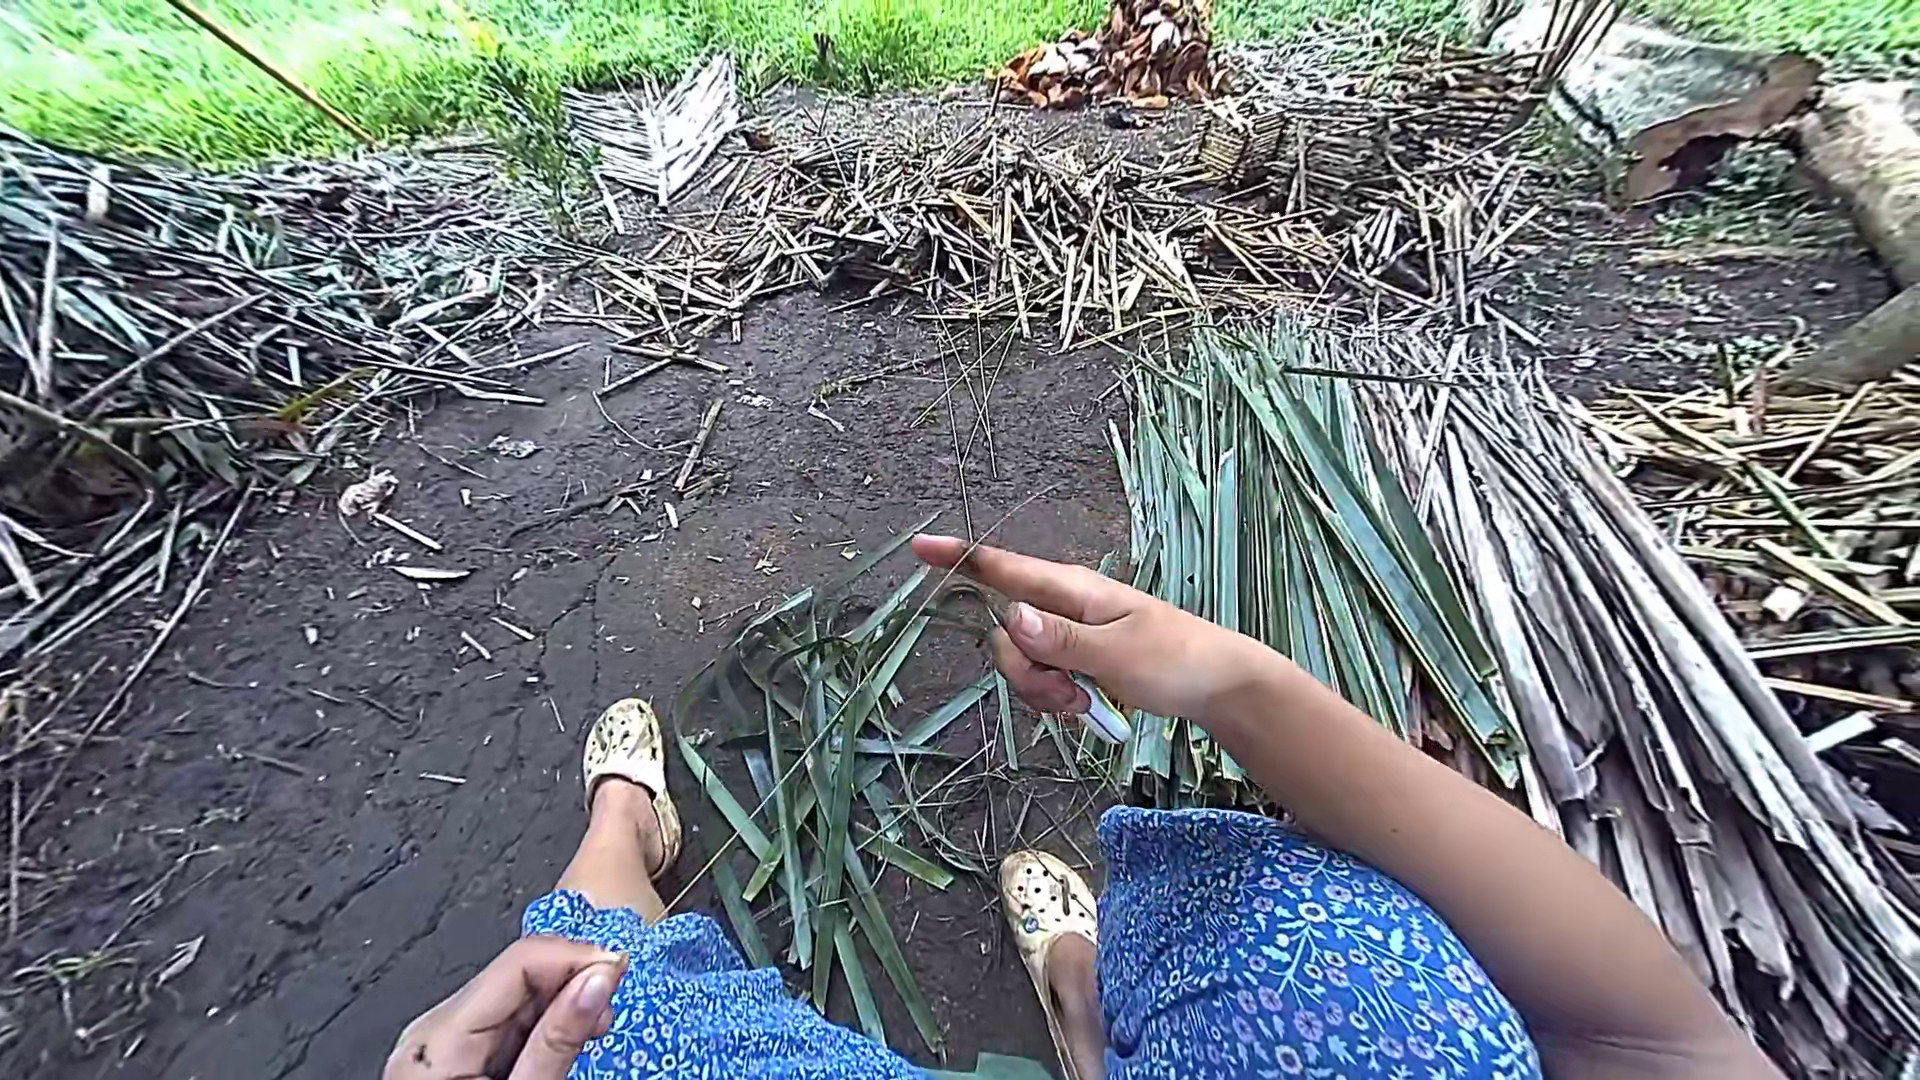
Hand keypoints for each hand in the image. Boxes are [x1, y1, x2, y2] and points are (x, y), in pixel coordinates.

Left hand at [384, 936, 627, 1079]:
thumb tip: (605, 973)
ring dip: (572, 997)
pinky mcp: (464, 1050)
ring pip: (528, 986)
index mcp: (438, 1039)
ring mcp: (448, 1038)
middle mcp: (437, 1027)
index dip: (578, 958)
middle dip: (577, 979)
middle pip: (525, 969)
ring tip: (596, 1028)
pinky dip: (555, 1016)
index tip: (619, 976)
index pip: (523, 960)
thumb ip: (559, 1041)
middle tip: (609, 1015)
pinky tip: (572, 1034)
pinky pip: (519, 1012)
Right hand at [912, 535, 1277, 725]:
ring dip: (1040, 689)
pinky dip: (1052, 697)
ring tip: (1082, 702)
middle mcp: (1059, 605)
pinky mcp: (1072, 656)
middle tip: (1065, 694)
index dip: (961, 557)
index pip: (1005, 567)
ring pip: (1019, 659)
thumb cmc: (1176, 658)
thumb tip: (1010, 617)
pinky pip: (1039, 676)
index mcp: (1070, 589)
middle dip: (1023, 670)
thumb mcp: (1120, 652)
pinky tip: (1083, 705)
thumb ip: (1063, 638)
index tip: (920, 548)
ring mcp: (1065, 632)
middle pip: (1004, 632)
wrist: (1216, 685)